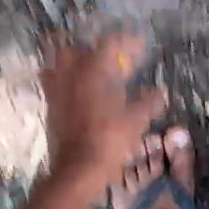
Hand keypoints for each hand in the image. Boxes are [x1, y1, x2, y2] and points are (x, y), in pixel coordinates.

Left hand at [39, 29, 166, 194]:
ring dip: (73, 59)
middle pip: (76, 46)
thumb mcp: (137, 121)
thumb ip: (148, 102)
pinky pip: (52, 81)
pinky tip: (77, 90)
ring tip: (89, 69)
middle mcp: (72, 73)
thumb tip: (160, 92)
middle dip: (94, 47)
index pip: (110, 42)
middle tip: (110, 58)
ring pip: (58, 61)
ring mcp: (56, 89)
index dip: (127, 40)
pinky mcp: (49, 105)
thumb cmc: (110, 140)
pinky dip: (64, 79)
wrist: (78, 168)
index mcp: (94, 71)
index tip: (140, 45)